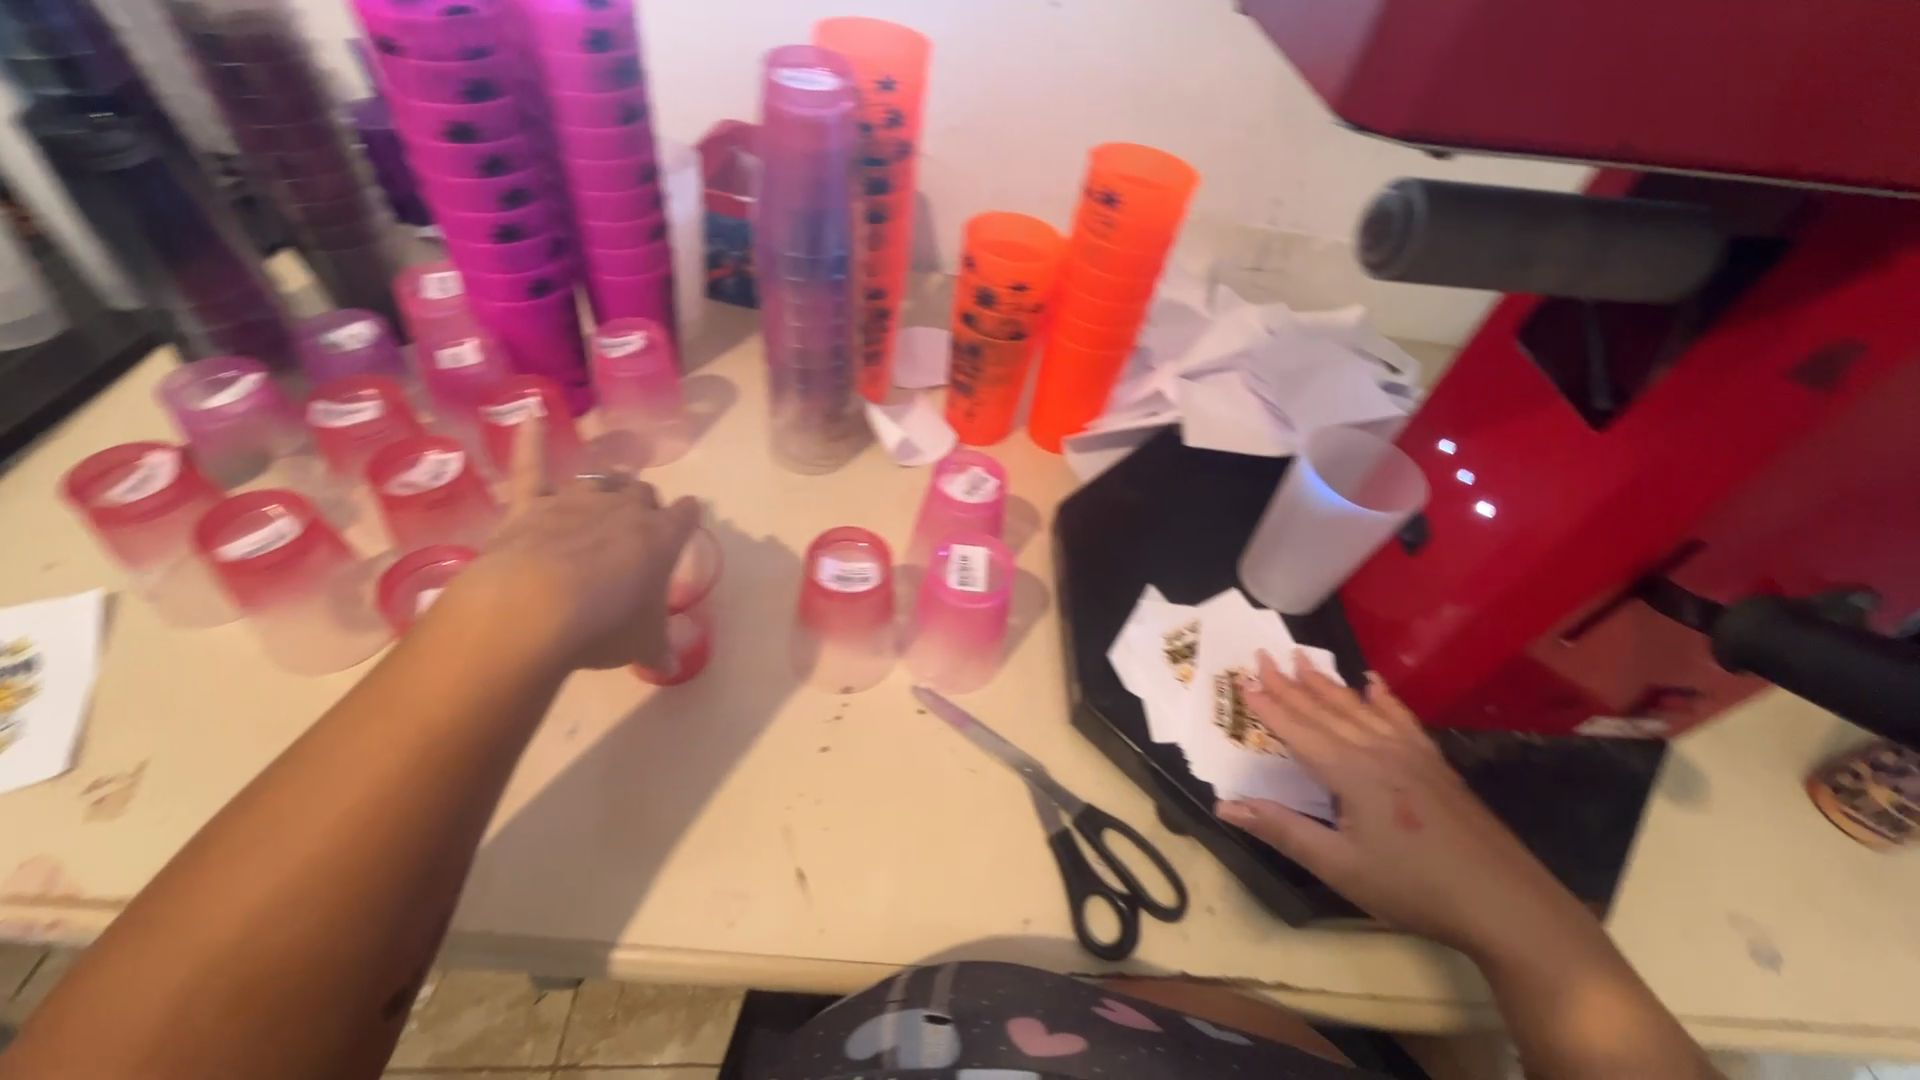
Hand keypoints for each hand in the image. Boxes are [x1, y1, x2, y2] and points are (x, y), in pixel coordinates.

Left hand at [456, 415, 700, 670]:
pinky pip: (531, 465)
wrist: (536, 609)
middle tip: (638, 523)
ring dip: (604, 485)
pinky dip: (531, 440)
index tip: (687, 518)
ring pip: (599, 480)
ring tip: (605, 492)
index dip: (686, 516)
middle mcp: (625, 510)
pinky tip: (530, 413)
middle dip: (643, 502)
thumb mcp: (642, 644)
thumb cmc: (604, 626)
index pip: (684, 515)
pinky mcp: (531, 505)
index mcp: (662, 538)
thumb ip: (659, 649)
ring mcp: (577, 502)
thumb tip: (670, 667)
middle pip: (641, 492)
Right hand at [1215, 650, 1598, 960]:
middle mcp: (1378, 751)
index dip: (1269, 707)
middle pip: (1326, 710)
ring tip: (1303, 659)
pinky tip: (1373, 682)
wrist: (1506, 904)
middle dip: (1291, 683)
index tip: (1243, 680)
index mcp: (1351, 772)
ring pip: (1360, 708)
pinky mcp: (1435, 764)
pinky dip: (1383, 697)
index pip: (1298, 731)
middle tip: (1263, 655)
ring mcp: (1411, 754)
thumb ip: (1282, 829)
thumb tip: (1224, 805)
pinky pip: (1401, 718)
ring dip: (1327, 683)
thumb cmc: (1413, 888)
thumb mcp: (1338, 866)